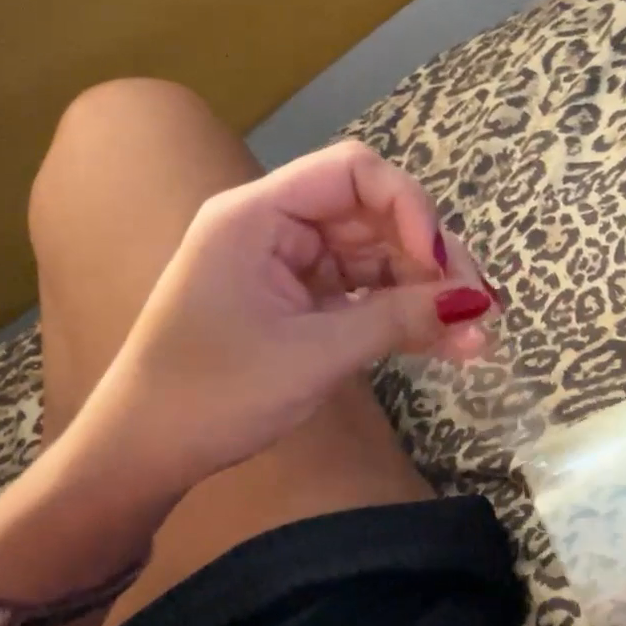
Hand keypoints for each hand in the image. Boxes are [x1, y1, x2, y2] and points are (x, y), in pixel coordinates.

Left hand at [68, 140, 494, 488]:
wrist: (145, 454)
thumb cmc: (212, 395)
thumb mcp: (314, 354)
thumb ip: (398, 319)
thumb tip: (480, 304)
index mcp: (260, 216)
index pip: (354, 171)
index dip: (410, 206)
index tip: (440, 263)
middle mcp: (282, 228)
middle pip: (380, 216)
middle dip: (434, 258)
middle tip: (480, 308)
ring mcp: (298, 267)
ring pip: (385, 258)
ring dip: (432, 294)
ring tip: (477, 337)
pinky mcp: (310, 302)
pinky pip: (373, 294)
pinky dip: (410, 316)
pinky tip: (452, 344)